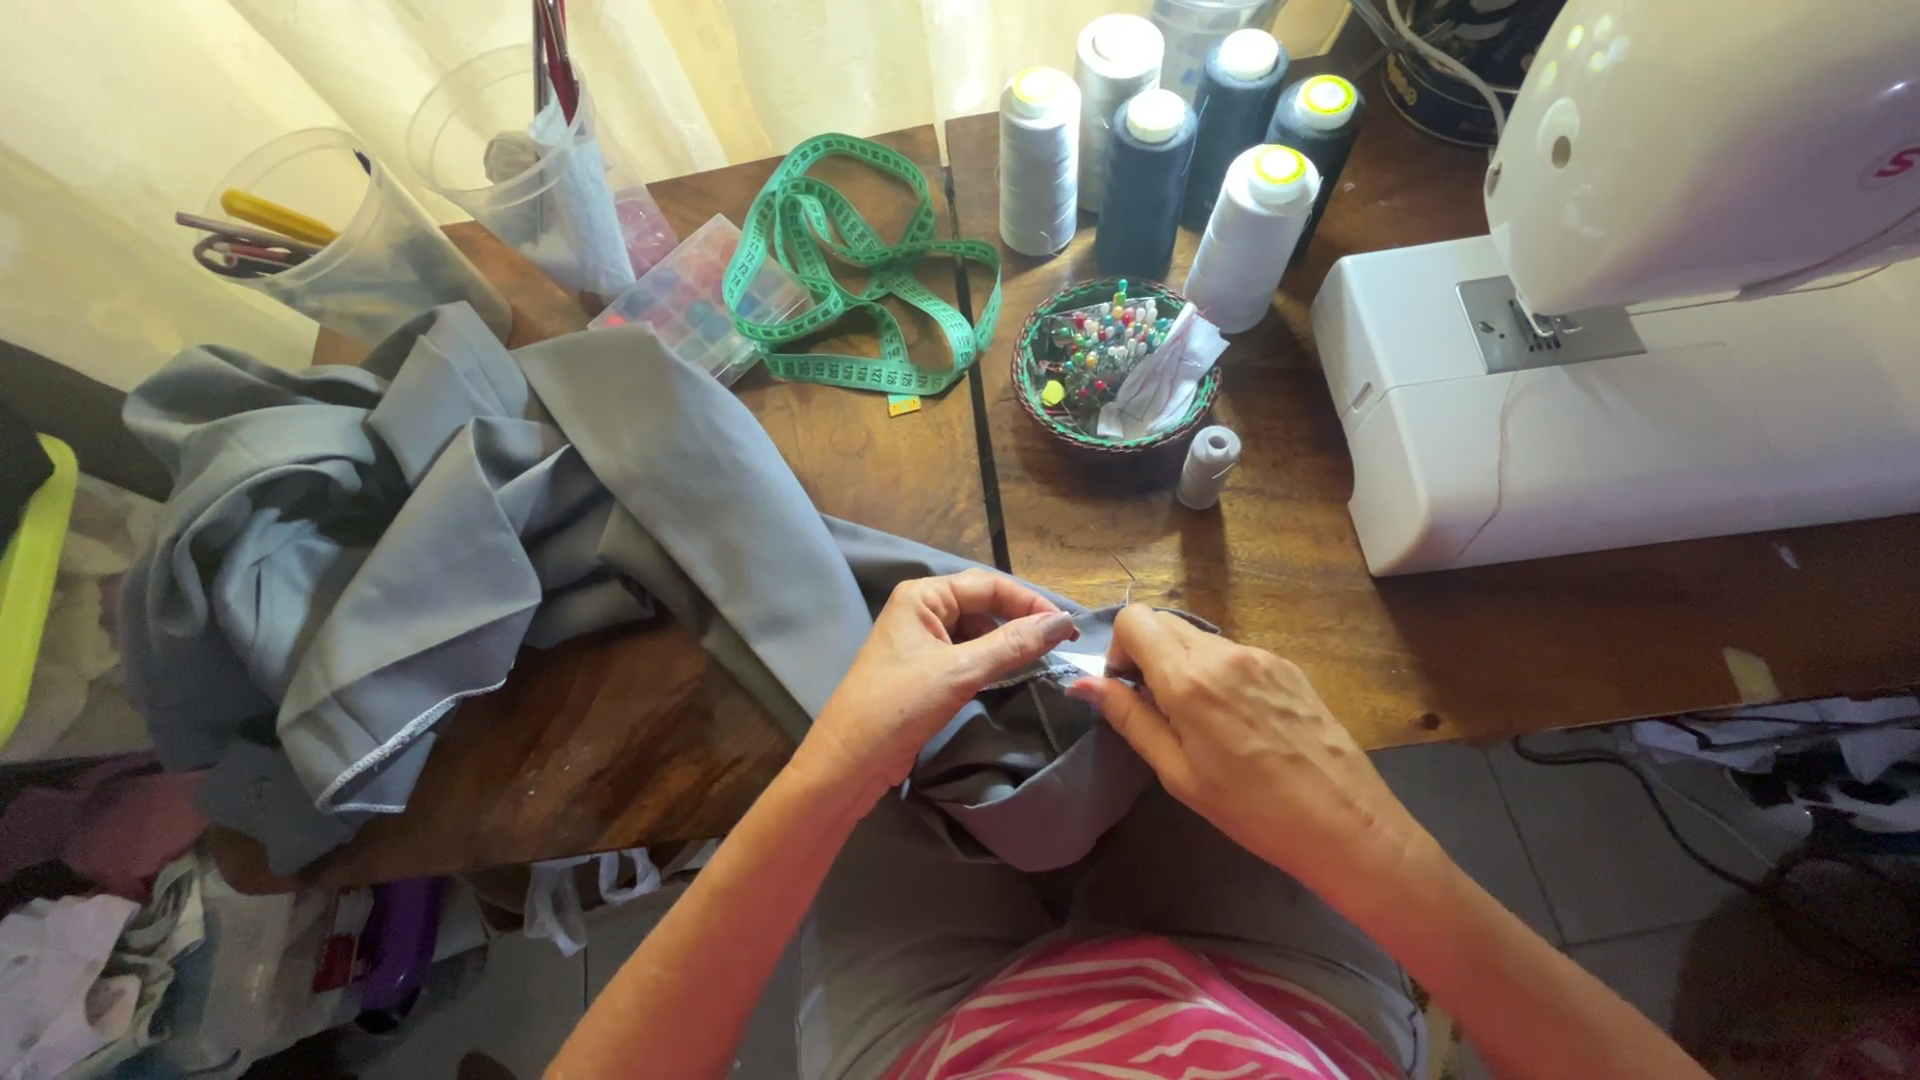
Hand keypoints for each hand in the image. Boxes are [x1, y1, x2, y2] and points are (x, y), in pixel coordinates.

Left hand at [795, 570, 1079, 798]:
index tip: (1068, 627)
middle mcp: (922, 609)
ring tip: (1042, 660)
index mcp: (923, 596)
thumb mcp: (959, 672)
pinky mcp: (925, 669)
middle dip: (1021, 621)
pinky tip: (1012, 674)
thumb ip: (1013, 644)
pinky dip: (992, 662)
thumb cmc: (898, 706)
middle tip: (1061, 644)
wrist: (850, 761)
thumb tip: (1062, 622)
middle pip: (984, 604)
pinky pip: (968, 654)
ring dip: (1008, 643)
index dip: (1030, 602)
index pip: (988, 585)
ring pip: (978, 631)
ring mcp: (922, 640)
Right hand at [1069, 604, 1438, 902]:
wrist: (1345, 823)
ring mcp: (1259, 655)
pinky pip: (1232, 653)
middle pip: (1164, 622)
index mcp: (1189, 680)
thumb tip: (1080, 682)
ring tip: (1204, 720)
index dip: (1120, 649)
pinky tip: (1240, 720)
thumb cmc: (1250, 810)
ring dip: (1183, 664)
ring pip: (1198, 637)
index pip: (1135, 620)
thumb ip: (1128, 717)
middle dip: (1148, 654)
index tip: (1129, 689)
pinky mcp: (1285, 664)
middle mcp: (1222, 653)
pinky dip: (1218, 673)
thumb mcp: (1177, 773)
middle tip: (1160, 707)